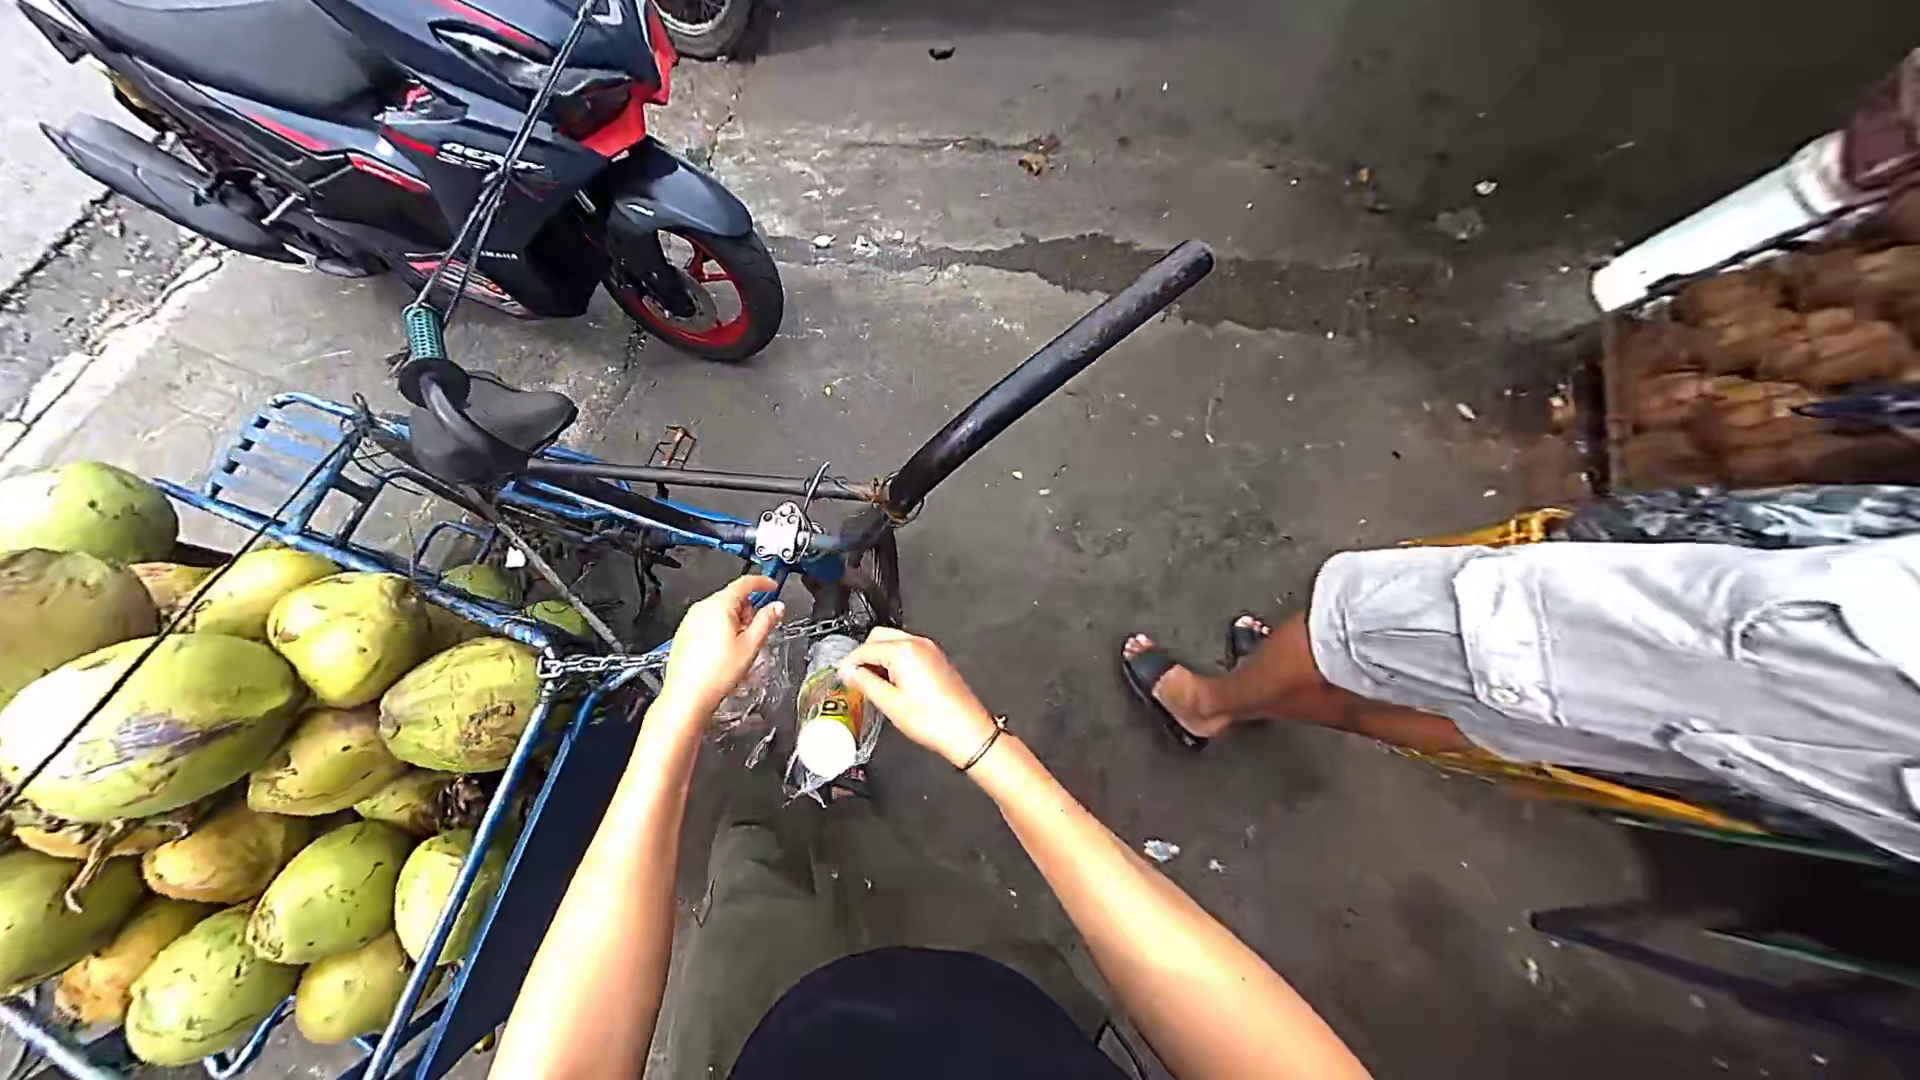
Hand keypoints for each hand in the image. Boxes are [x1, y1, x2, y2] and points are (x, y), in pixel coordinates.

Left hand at [656, 576, 783, 718]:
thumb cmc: (715, 674)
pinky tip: (723, 653)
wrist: (687, 697)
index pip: (744, 583)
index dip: (762, 582)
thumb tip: (776, 607)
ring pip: (721, 611)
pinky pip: (708, 622)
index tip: (772, 586)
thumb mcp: (751, 645)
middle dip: (748, 611)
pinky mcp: (685, 634)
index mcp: (718, 606)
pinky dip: (720, 630)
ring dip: (735, 622)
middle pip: (733, 598)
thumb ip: (766, 621)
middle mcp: (701, 609)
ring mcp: (690, 621)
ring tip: (738, 648)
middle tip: (753, 633)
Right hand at [838, 628, 999, 768]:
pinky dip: (895, 660)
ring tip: (873, 683)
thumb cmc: (934, 720)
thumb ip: (865, 683)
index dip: (849, 662)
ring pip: (894, 641)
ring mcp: (930, 650)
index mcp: (904, 651)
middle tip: (855, 676)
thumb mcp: (889, 703)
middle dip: (864, 654)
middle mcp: (918, 644)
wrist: (966, 730)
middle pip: (879, 637)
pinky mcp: (936, 658)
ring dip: (879, 656)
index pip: (865, 648)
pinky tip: (892, 682)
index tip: (841, 673)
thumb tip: (849, 672)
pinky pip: (908, 650)